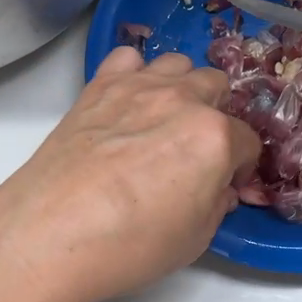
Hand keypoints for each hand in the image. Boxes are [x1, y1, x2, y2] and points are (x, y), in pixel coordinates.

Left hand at [0, 48, 260, 301]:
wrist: (54, 230)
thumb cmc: (130, 244)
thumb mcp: (195, 238)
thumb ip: (216, 202)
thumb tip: (218, 186)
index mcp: (215, 137)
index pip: (248, 140)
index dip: (241, 164)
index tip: (227, 181)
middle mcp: (182, 99)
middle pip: (216, 87)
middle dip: (216, 114)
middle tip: (197, 147)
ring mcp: (138, 85)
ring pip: (177, 64)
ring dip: (180, 86)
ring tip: (164, 119)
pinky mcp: (100, 83)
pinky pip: (128, 58)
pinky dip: (134, 73)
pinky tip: (127, 102)